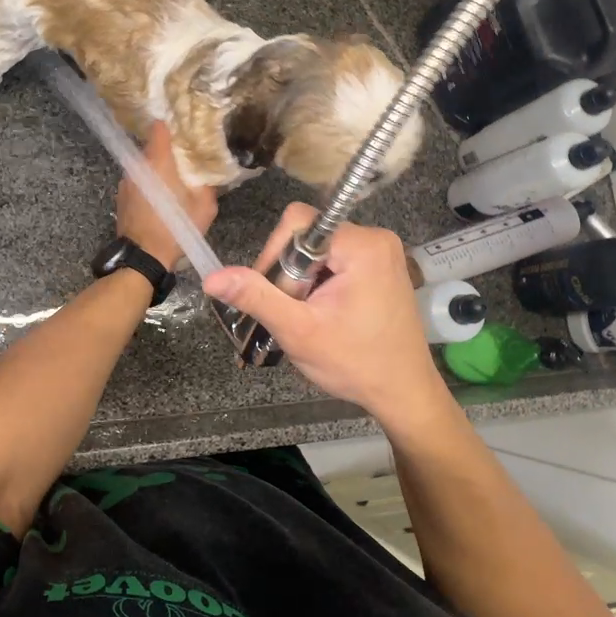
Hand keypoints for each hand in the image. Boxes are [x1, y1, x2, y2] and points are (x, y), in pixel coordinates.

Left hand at [116, 122, 217, 269]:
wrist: (144, 258)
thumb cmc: (176, 229)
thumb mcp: (204, 208)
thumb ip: (207, 185)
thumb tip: (206, 176)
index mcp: (158, 163)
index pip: (159, 130)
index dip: (170, 127)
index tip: (181, 132)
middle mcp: (137, 167)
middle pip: (151, 149)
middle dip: (165, 152)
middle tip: (182, 160)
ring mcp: (125, 182)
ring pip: (142, 167)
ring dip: (154, 171)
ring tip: (170, 183)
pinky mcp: (120, 197)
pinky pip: (136, 182)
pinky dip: (145, 185)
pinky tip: (157, 199)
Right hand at [203, 203, 448, 422]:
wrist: (403, 392)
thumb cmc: (355, 363)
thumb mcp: (298, 331)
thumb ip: (256, 297)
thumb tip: (212, 277)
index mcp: (362, 244)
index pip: (297, 223)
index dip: (274, 255)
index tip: (273, 294)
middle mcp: (375, 239)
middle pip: (306, 237)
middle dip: (289, 275)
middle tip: (292, 313)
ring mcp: (381, 253)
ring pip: (318, 252)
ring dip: (303, 283)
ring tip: (306, 318)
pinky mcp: (381, 268)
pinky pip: (335, 263)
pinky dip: (319, 286)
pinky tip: (322, 315)